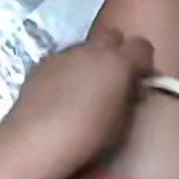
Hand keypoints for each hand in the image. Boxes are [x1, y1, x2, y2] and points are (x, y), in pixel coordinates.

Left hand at [0, 28, 154, 178]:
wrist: (34, 141)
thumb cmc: (87, 136)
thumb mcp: (122, 121)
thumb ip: (130, 95)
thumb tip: (132, 85)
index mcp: (118, 61)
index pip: (142, 46)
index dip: (143, 62)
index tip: (141, 79)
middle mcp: (92, 49)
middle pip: (112, 36)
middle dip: (116, 51)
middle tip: (114, 79)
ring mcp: (64, 53)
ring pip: (85, 47)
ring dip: (90, 60)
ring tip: (84, 89)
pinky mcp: (41, 63)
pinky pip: (63, 59)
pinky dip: (67, 70)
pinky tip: (61, 94)